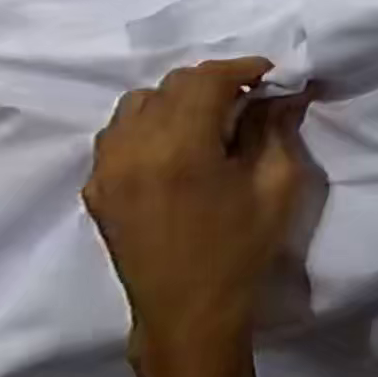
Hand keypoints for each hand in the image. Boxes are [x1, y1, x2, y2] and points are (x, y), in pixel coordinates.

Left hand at [82, 58, 313, 359]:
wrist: (189, 308)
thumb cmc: (243, 245)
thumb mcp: (278, 184)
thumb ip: (275, 130)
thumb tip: (281, 94)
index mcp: (179, 150)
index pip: (203, 81)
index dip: (241, 68)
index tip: (272, 74)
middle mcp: (131, 151)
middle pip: (169, 86)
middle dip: (214, 81)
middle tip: (252, 95)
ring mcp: (105, 170)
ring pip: (137, 104)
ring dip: (179, 98)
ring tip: (214, 116)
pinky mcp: (97, 187)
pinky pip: (118, 132)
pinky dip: (151, 121)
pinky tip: (181, 141)